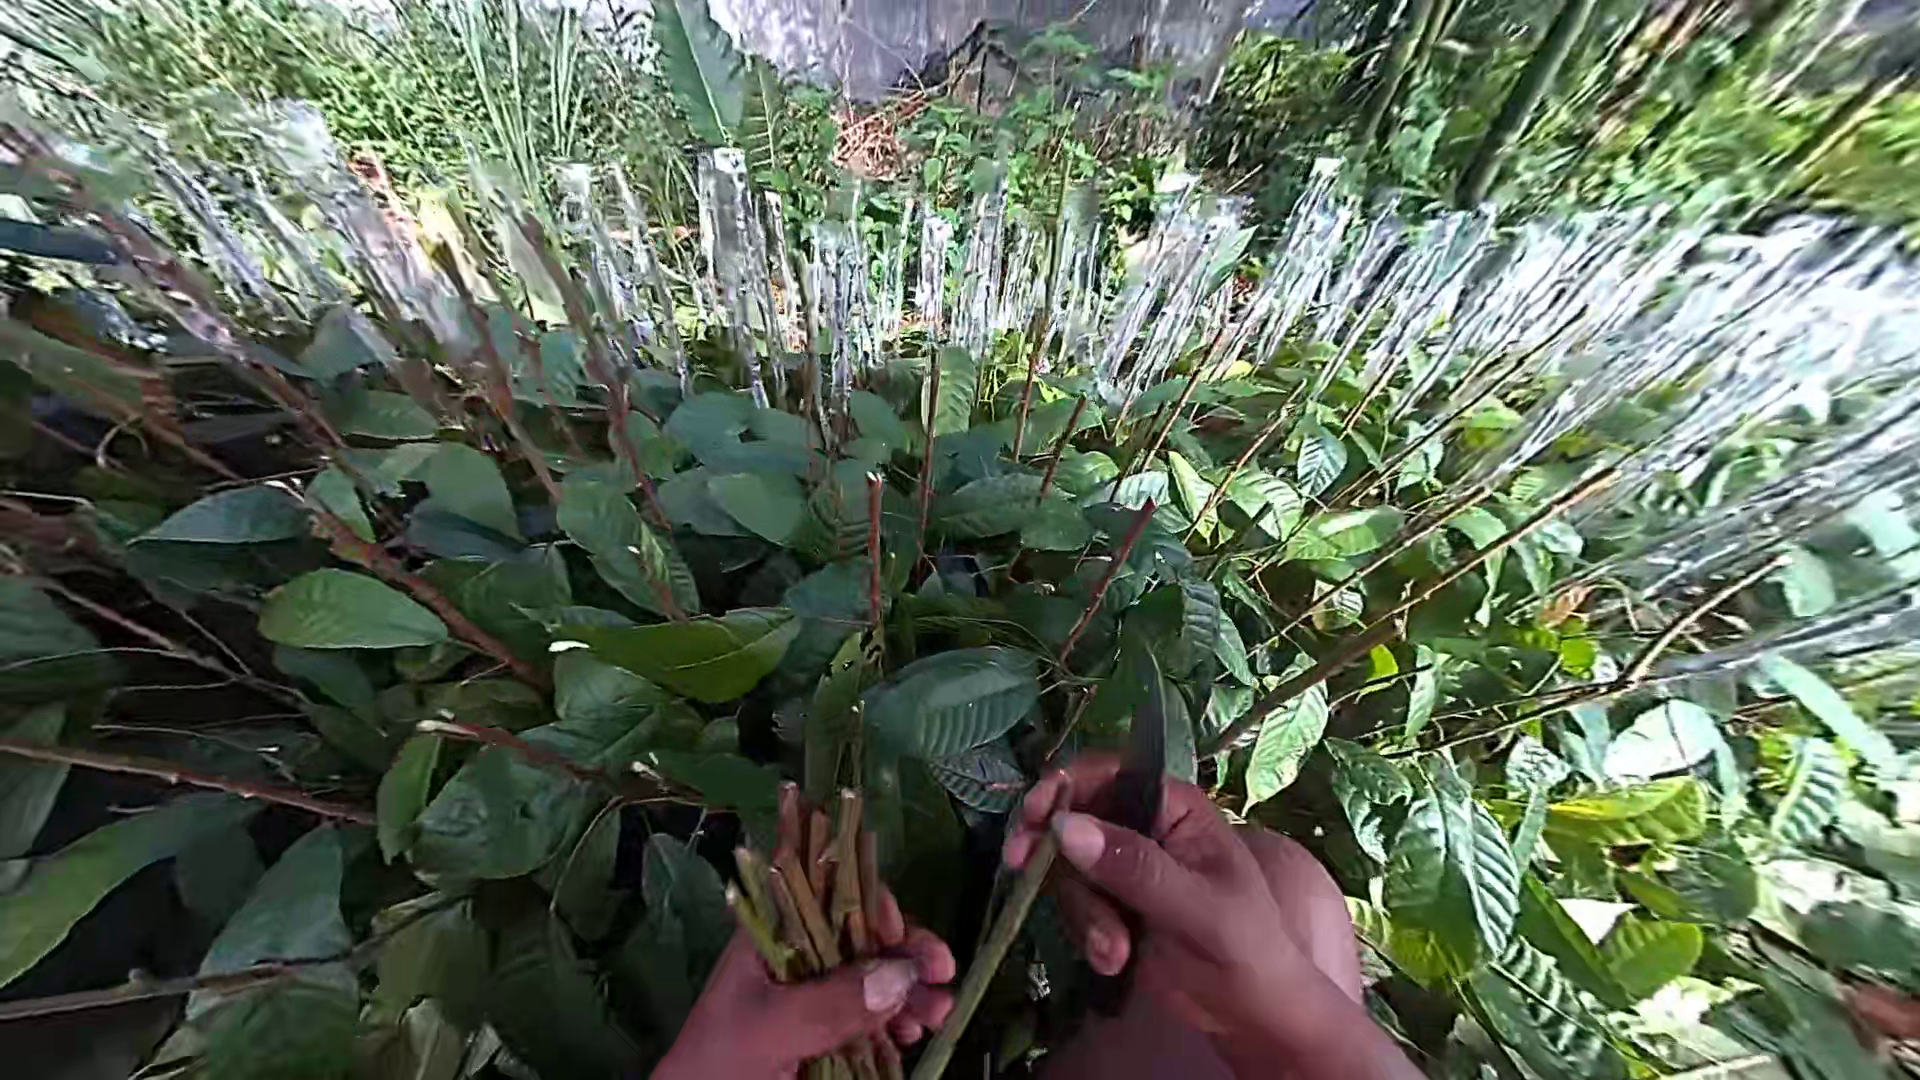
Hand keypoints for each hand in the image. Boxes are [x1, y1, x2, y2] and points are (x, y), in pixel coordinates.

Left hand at [651, 928, 955, 1078]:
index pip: (831, 891)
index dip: (872, 902)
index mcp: (777, 929)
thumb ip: (829, 1003)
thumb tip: (900, 974)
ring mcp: (819, 989)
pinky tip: (917, 1031)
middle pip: (865, 931)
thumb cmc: (717, 1068)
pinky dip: (900, 1018)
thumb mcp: (768, 1031)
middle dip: (906, 947)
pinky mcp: (830, 1027)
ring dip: (912, 986)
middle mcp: (803, 949)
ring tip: (940, 1011)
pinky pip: (874, 1012)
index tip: (899, 930)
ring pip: (876, 971)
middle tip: (944, 969)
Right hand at [1003, 756, 1418, 1078]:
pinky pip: (1071, 897)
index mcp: (1169, 803)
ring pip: (1066, 861)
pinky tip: (1113, 961)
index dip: (1063, 784)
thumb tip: (1063, 826)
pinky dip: (1083, 929)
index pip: (1106, 771)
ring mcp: (1119, 860)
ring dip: (1080, 908)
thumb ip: (1133, 865)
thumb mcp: (1197, 907)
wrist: (1252, 1019)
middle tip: (1021, 867)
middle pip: (1073, 814)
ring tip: (1113, 952)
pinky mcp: (1106, 898)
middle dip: (1052, 850)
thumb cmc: (1244, 949)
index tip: (1032, 813)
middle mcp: (1138, 821)